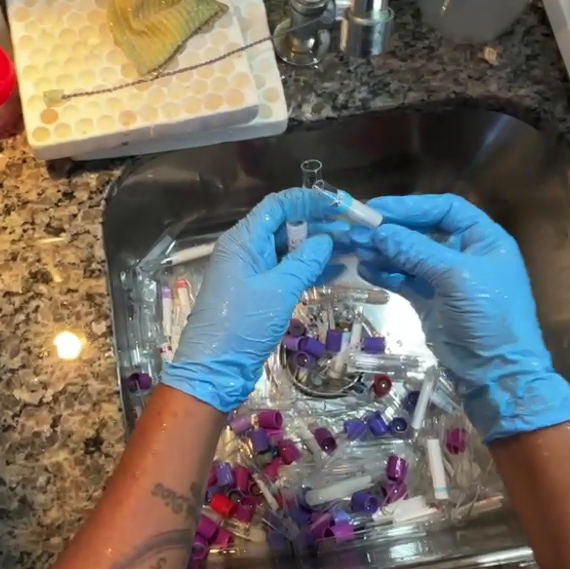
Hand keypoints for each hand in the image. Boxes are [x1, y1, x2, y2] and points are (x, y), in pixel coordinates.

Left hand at [161, 189, 335, 411]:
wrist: (216, 367)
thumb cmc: (243, 324)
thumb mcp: (279, 290)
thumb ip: (305, 262)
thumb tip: (326, 240)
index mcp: (243, 241)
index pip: (277, 206)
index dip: (308, 200)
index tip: (339, 204)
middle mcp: (246, 250)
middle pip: (284, 225)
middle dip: (319, 224)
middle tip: (353, 229)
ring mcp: (251, 272)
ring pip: (288, 249)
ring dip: (318, 247)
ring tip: (352, 246)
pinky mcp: (258, 292)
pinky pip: (286, 271)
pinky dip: (309, 269)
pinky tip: (337, 270)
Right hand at [355, 194, 569, 440]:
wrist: (497, 375)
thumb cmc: (489, 318)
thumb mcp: (455, 277)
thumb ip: (415, 251)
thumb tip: (378, 232)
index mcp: (483, 239)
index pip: (444, 209)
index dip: (411, 206)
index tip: (376, 209)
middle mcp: (465, 254)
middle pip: (423, 230)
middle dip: (390, 230)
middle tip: (356, 230)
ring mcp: (446, 279)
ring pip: (409, 255)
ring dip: (382, 251)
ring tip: (355, 249)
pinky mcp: (430, 301)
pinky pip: (403, 279)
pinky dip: (384, 273)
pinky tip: (364, 268)